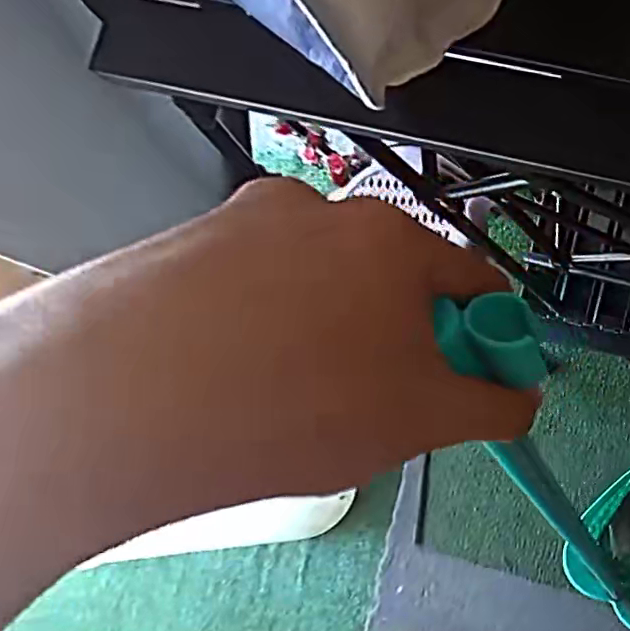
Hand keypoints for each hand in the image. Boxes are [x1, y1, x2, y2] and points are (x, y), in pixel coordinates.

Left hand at [0, 178, 539, 532]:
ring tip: (314, 401)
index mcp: (394, 239)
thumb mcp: (426, 420)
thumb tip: (524, 399)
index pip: (479, 283)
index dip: (495, 339)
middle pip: (405, 283)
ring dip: (351, 339)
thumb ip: (497, 408)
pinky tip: (254, 383)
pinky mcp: (183, 248)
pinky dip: (284, 333)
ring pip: (334, 289)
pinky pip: (268, 293)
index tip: (484, 385)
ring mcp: (244, 222)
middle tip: (396, 406)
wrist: (104, 412)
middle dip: (418, 344)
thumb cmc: (301, 407)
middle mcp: (323, 210)